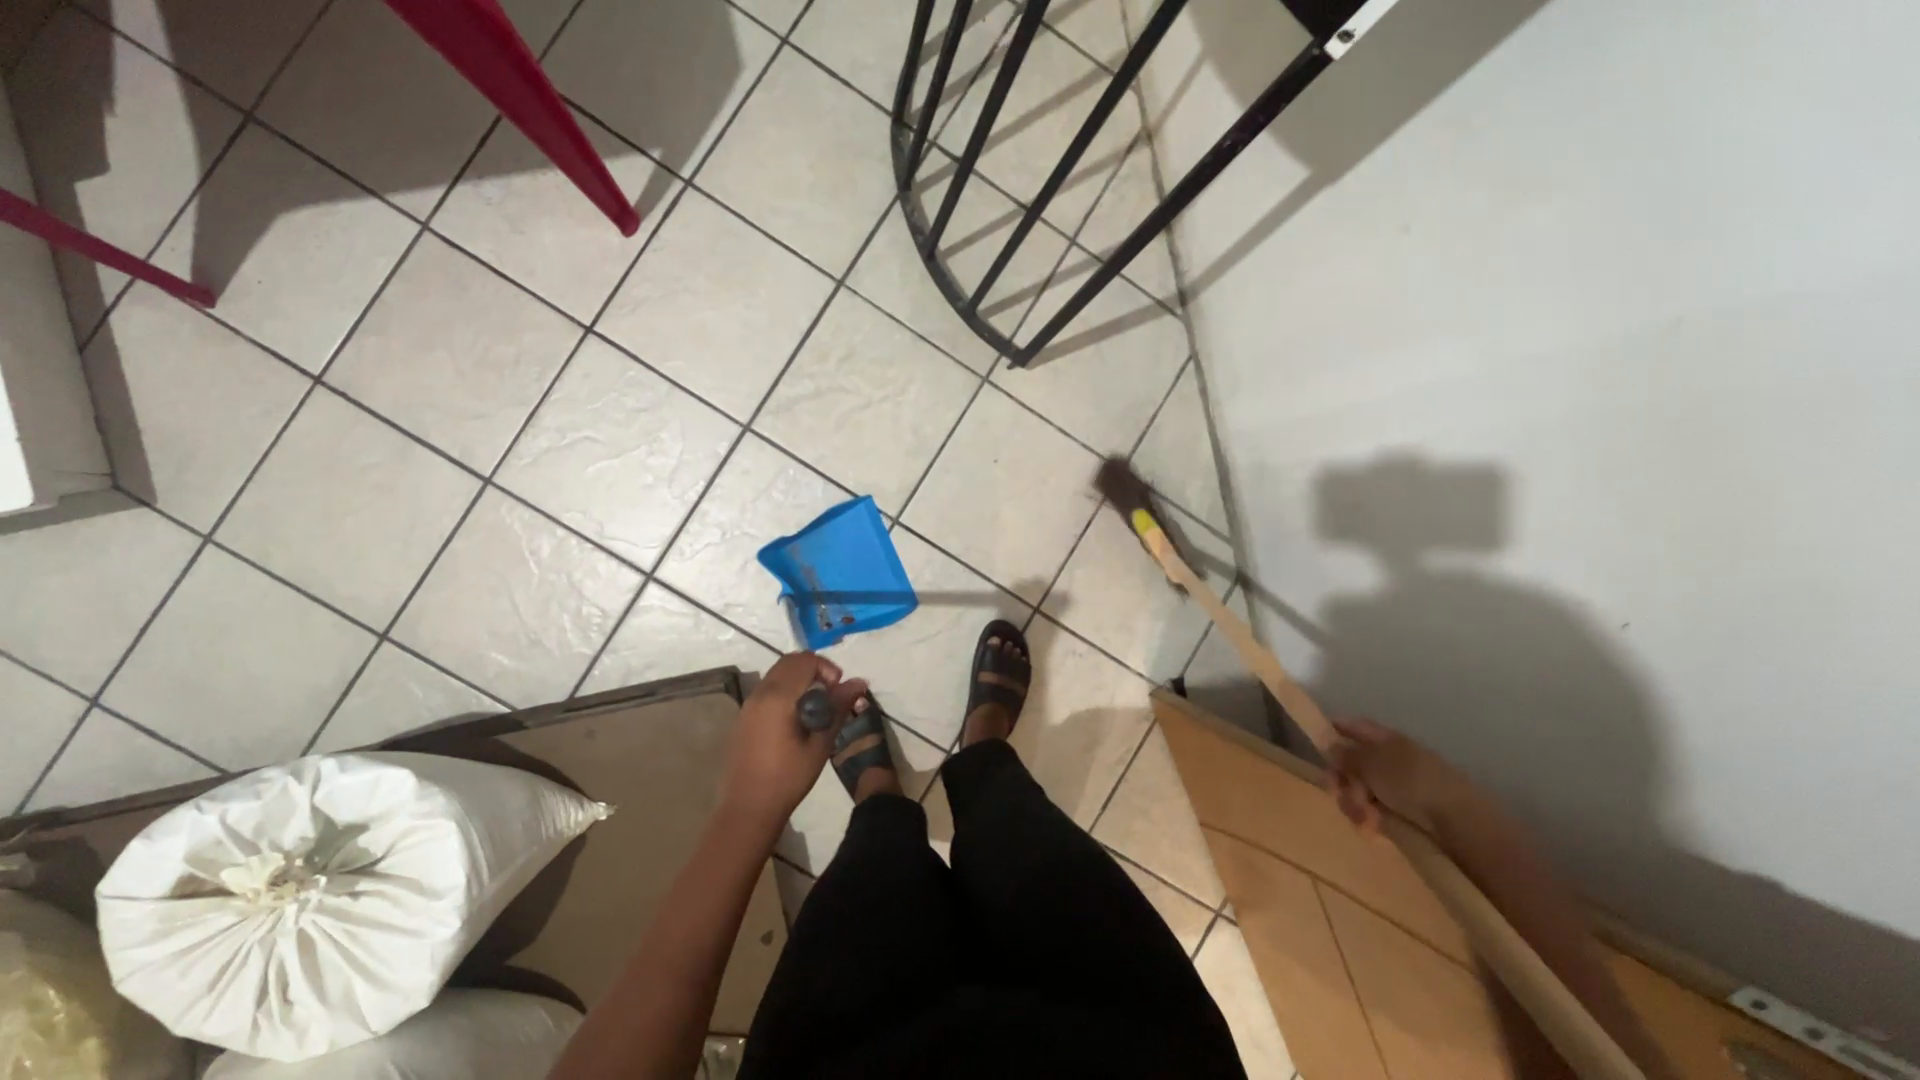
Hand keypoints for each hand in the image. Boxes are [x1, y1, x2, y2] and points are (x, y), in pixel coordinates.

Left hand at [718, 653, 866, 831]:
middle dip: (814, 670)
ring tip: (816, 708)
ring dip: (800, 680)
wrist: (748, 806)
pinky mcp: (744, 716)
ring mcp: (748, 704)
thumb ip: (837, 707)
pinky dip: (786, 691)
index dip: (827, 668)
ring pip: (777, 674)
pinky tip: (796, 719)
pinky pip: (768, 689)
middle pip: (789, 662)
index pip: (805, 660)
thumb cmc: (789, 777)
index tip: (837, 691)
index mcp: (778, 697)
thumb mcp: (820, 743)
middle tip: (830, 695)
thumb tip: (859, 682)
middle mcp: (760, 693)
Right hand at [1325, 717, 1475, 832]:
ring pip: (1359, 791)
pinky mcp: (1402, 812)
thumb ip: (1347, 754)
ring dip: (1354, 804)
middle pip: (1351, 764)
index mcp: (1385, 739)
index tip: (1318, 742)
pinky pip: (1373, 811)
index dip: (1336, 729)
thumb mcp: (1371, 763)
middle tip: (1339, 792)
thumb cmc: (1411, 781)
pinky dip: (1368, 819)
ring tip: (1363, 819)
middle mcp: (1390, 759)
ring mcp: (1397, 786)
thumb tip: (1330, 745)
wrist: (1456, 819)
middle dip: (1342, 780)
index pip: (1355, 727)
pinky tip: (1372, 828)